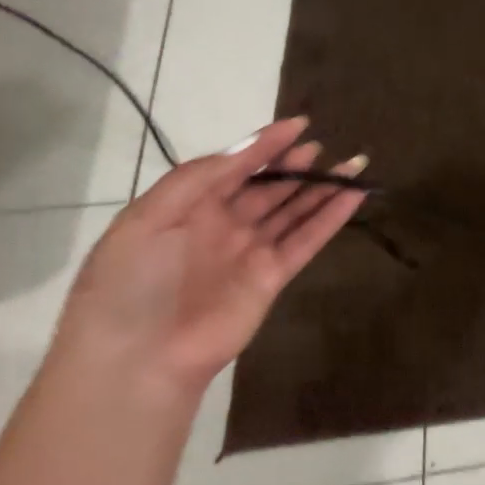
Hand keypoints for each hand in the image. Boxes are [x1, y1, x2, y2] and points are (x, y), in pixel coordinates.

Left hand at [51, 117, 367, 392]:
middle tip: (319, 146)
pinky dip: (332, 217)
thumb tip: (251, 145)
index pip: (233, 168)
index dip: (264, 145)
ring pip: (293, 210)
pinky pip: (307, 239)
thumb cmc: (130, 284)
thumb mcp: (147, 219)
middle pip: (266, 187)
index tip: (299, 124)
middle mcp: (221, 227)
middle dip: (293, 165)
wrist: (135, 360)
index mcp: (185, 210)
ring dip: (322, 186)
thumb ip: (200, 177)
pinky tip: (354, 195)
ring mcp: (248, 252)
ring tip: (354, 162)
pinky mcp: (272, 277)